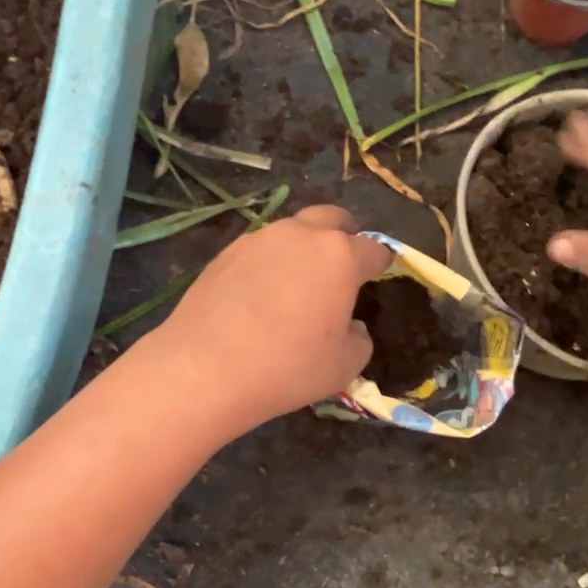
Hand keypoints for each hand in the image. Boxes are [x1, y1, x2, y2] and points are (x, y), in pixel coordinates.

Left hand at [135, 206, 392, 435]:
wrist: (205, 368)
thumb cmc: (288, 367)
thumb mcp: (344, 365)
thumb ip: (359, 339)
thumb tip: (350, 326)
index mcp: (340, 255)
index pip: (374, 248)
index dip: (381, 263)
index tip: (380, 274)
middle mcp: (300, 235)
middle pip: (332, 219)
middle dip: (344, 235)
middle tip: (343, 264)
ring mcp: (258, 240)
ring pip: (292, 232)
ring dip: (303, 248)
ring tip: (298, 284)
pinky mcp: (225, 254)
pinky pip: (260, 251)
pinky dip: (270, 265)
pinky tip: (261, 296)